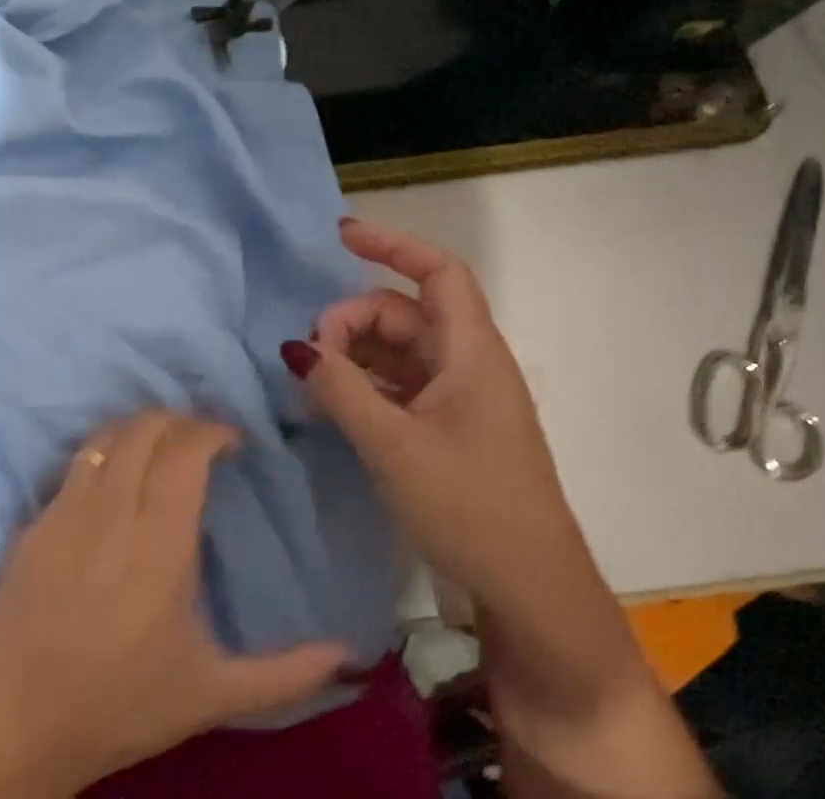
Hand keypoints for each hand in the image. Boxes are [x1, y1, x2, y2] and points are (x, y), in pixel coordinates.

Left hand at [0, 411, 347, 794]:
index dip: (210, 430)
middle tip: (201, 440)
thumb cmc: (119, 704)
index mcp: (159, 540)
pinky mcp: (30, 523)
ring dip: (135, 430)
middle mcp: (110, 510)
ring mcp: (63, 511)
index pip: (184, 450)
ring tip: (159, 450)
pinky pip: (71, 467)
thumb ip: (287, 673)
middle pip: (141, 429)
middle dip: (177, 420)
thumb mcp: (213, 695)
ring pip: (100, 439)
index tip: (233, 440)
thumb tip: (348, 655)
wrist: (15, 717)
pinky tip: (112, 483)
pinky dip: (100, 455)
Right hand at [283, 220, 722, 798]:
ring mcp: (458, 401)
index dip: (392, 246)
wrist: (529, 589)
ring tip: (310, 380)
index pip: (438, 274)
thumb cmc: (469, 507)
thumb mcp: (393, 445)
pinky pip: (397, 387)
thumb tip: (296, 347)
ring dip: (352, 355)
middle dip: (351, 319)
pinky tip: (329, 403)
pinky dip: (362, 386)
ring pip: (397, 352)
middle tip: (306, 355)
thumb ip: (340, 389)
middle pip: (404, 314)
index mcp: (472, 355)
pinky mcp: (446, 431)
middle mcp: (468, 367)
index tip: (339, 236)